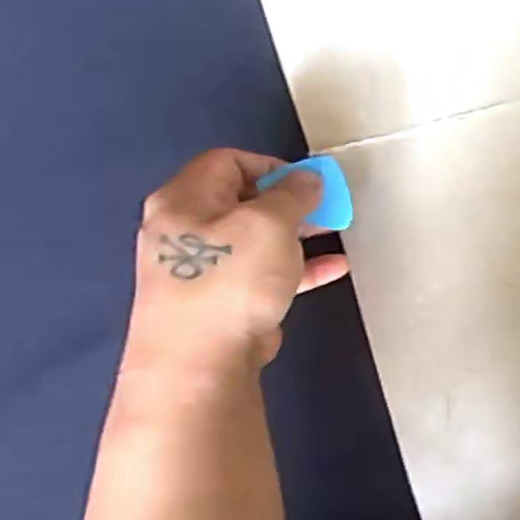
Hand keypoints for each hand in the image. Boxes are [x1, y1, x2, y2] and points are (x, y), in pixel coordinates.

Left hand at [125, 149, 349, 371]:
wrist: (202, 358)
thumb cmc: (231, 278)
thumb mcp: (269, 223)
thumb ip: (293, 195)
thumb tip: (307, 178)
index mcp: (184, 200)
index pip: (226, 161)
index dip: (271, 165)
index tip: (308, 181)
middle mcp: (188, 229)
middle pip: (244, 201)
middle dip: (290, 201)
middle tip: (326, 207)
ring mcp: (207, 268)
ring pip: (259, 239)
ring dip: (299, 233)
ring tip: (335, 233)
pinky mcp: (228, 300)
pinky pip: (268, 272)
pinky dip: (300, 266)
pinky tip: (335, 268)